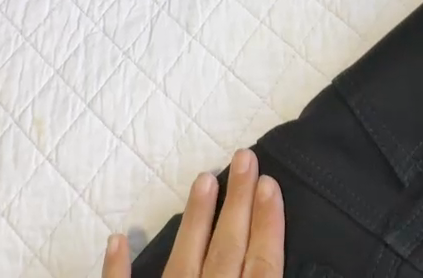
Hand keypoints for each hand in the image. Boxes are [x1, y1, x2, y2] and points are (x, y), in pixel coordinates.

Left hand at [103, 149, 284, 277]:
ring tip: (203, 177)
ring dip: (194, 221)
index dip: (268, 225)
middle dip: (237, 203)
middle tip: (244, 156)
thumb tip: (305, 268)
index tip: (268, 182)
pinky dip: (117, 269)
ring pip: (182, 264)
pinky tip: (117, 239)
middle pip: (227, 253)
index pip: (263, 269)